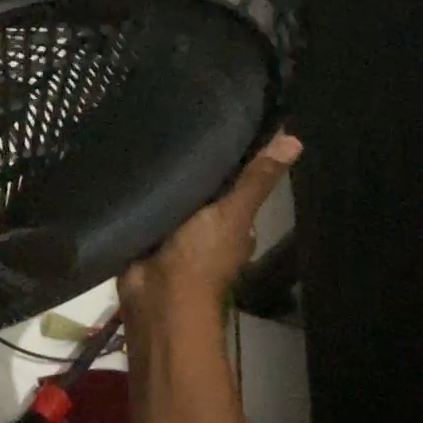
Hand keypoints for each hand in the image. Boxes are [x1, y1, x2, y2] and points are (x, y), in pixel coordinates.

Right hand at [120, 133, 301, 311]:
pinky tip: (126, 174)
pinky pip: (143, 212)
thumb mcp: (232, 213)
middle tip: (169, 129)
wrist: (155, 296)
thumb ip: (255, 180)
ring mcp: (172, 236)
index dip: (227, 160)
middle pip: (199, 191)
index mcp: (233, 223)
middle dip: (189, 170)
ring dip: (161, 183)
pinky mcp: (142, 238)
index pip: (233, 184)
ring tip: (146, 142)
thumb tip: (296, 139)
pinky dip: (138, 198)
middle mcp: (205, 228)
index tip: (211, 126)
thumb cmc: (200, 257)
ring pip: (170, 200)